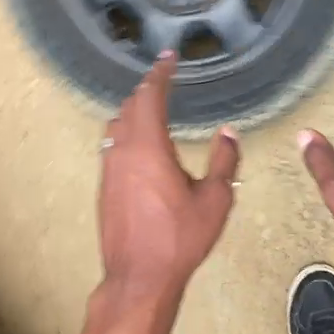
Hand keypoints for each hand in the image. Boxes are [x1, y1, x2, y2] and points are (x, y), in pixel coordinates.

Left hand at [98, 52, 239, 297]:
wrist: (140, 276)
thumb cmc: (181, 237)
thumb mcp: (215, 199)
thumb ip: (224, 161)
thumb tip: (228, 133)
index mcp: (149, 147)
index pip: (150, 96)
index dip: (160, 74)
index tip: (169, 57)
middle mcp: (122, 151)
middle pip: (130, 106)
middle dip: (147, 88)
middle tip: (164, 79)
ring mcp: (109, 169)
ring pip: (116, 126)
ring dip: (134, 111)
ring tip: (153, 108)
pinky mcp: (105, 187)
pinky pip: (113, 146)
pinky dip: (128, 133)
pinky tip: (143, 146)